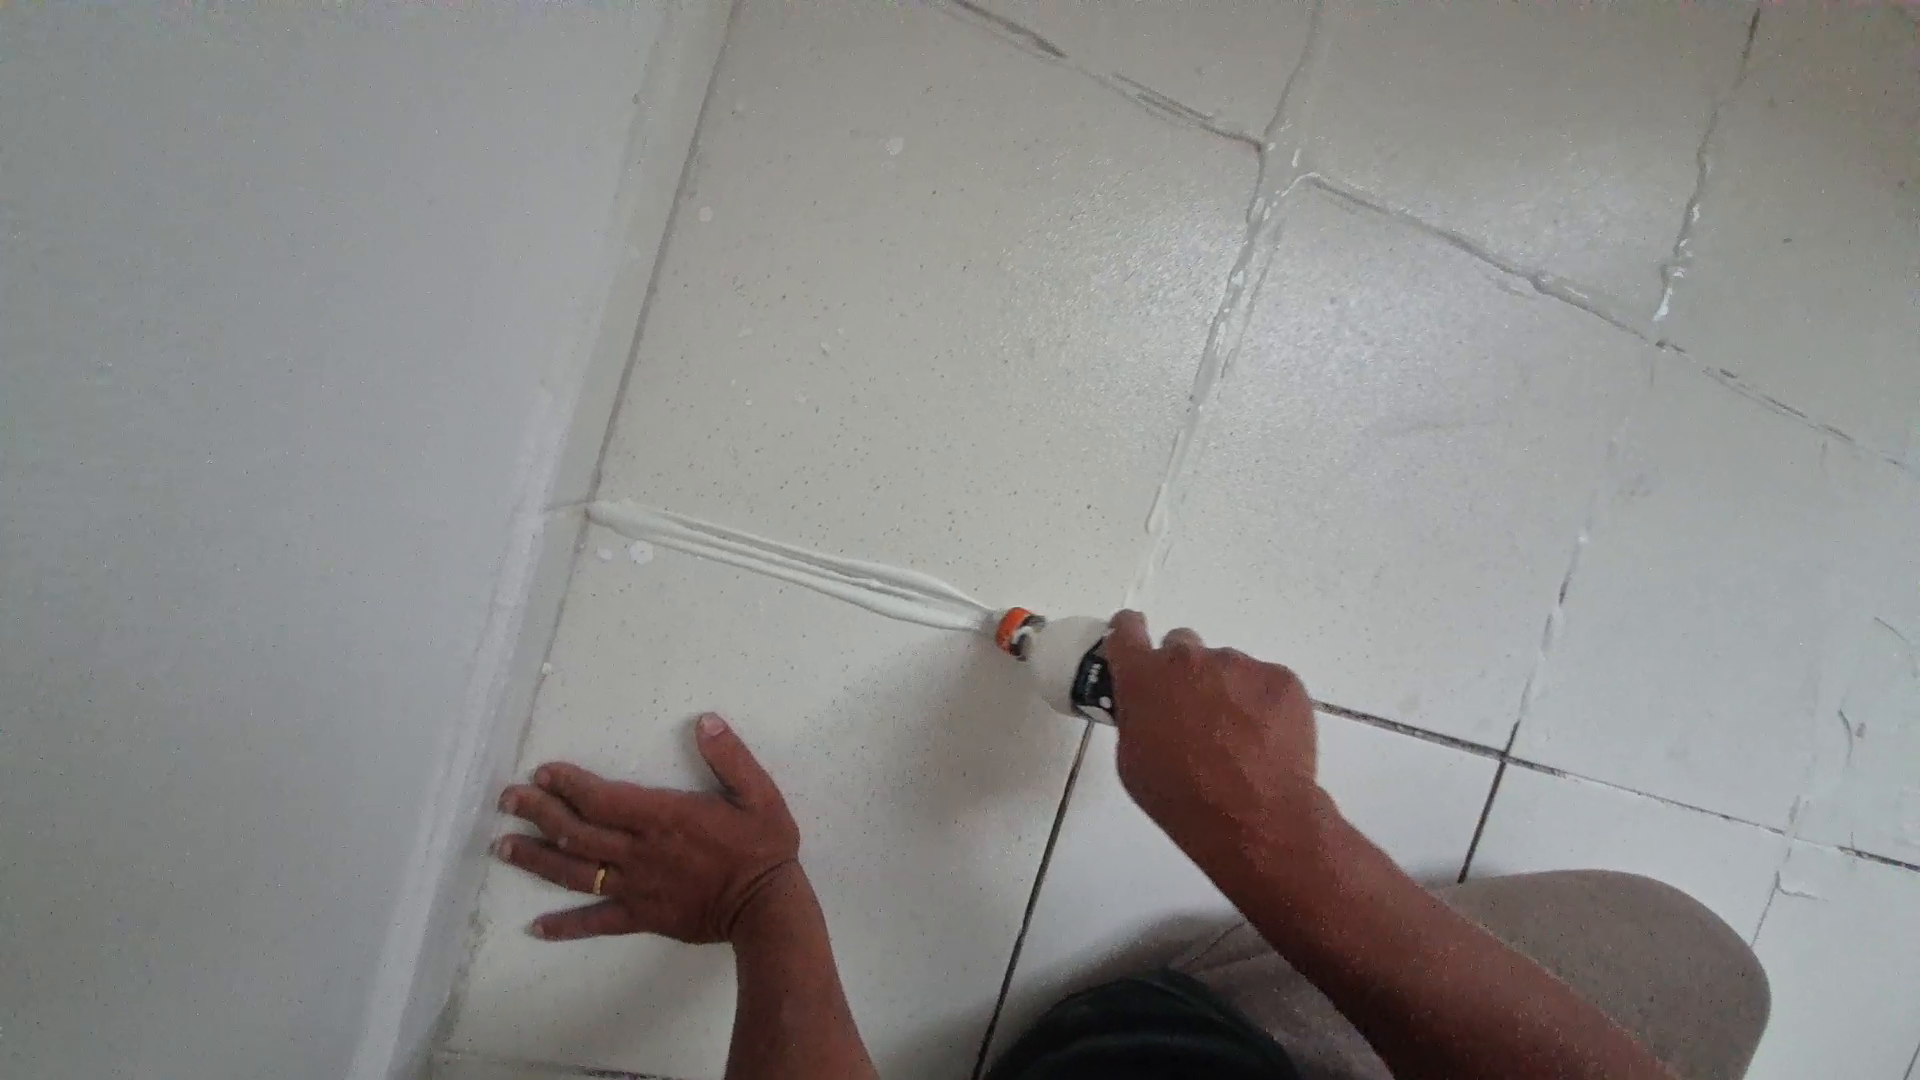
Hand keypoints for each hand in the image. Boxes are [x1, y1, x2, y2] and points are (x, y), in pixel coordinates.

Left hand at [493, 713, 802, 942]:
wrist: (766, 905)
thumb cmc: (762, 845)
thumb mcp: (758, 792)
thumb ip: (730, 756)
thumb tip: (705, 721)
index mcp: (664, 817)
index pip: (603, 798)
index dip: (569, 784)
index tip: (543, 772)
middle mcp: (640, 852)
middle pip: (578, 832)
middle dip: (539, 812)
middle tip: (508, 799)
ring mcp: (636, 888)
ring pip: (576, 873)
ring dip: (537, 858)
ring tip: (503, 846)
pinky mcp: (641, 918)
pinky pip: (597, 922)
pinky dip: (565, 926)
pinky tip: (537, 927)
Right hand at [1103, 611, 1322, 869]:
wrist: (1253, 815)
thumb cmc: (1178, 794)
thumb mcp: (1132, 759)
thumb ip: (1136, 717)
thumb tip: (1151, 709)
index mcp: (1143, 676)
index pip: (1126, 629)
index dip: (1128, 632)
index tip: (1133, 639)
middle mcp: (1187, 658)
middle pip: (1181, 644)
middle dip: (1183, 670)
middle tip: (1193, 710)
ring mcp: (1237, 663)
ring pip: (1226, 666)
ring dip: (1225, 689)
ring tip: (1239, 736)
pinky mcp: (1279, 677)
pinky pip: (1265, 682)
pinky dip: (1262, 704)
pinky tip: (1266, 740)